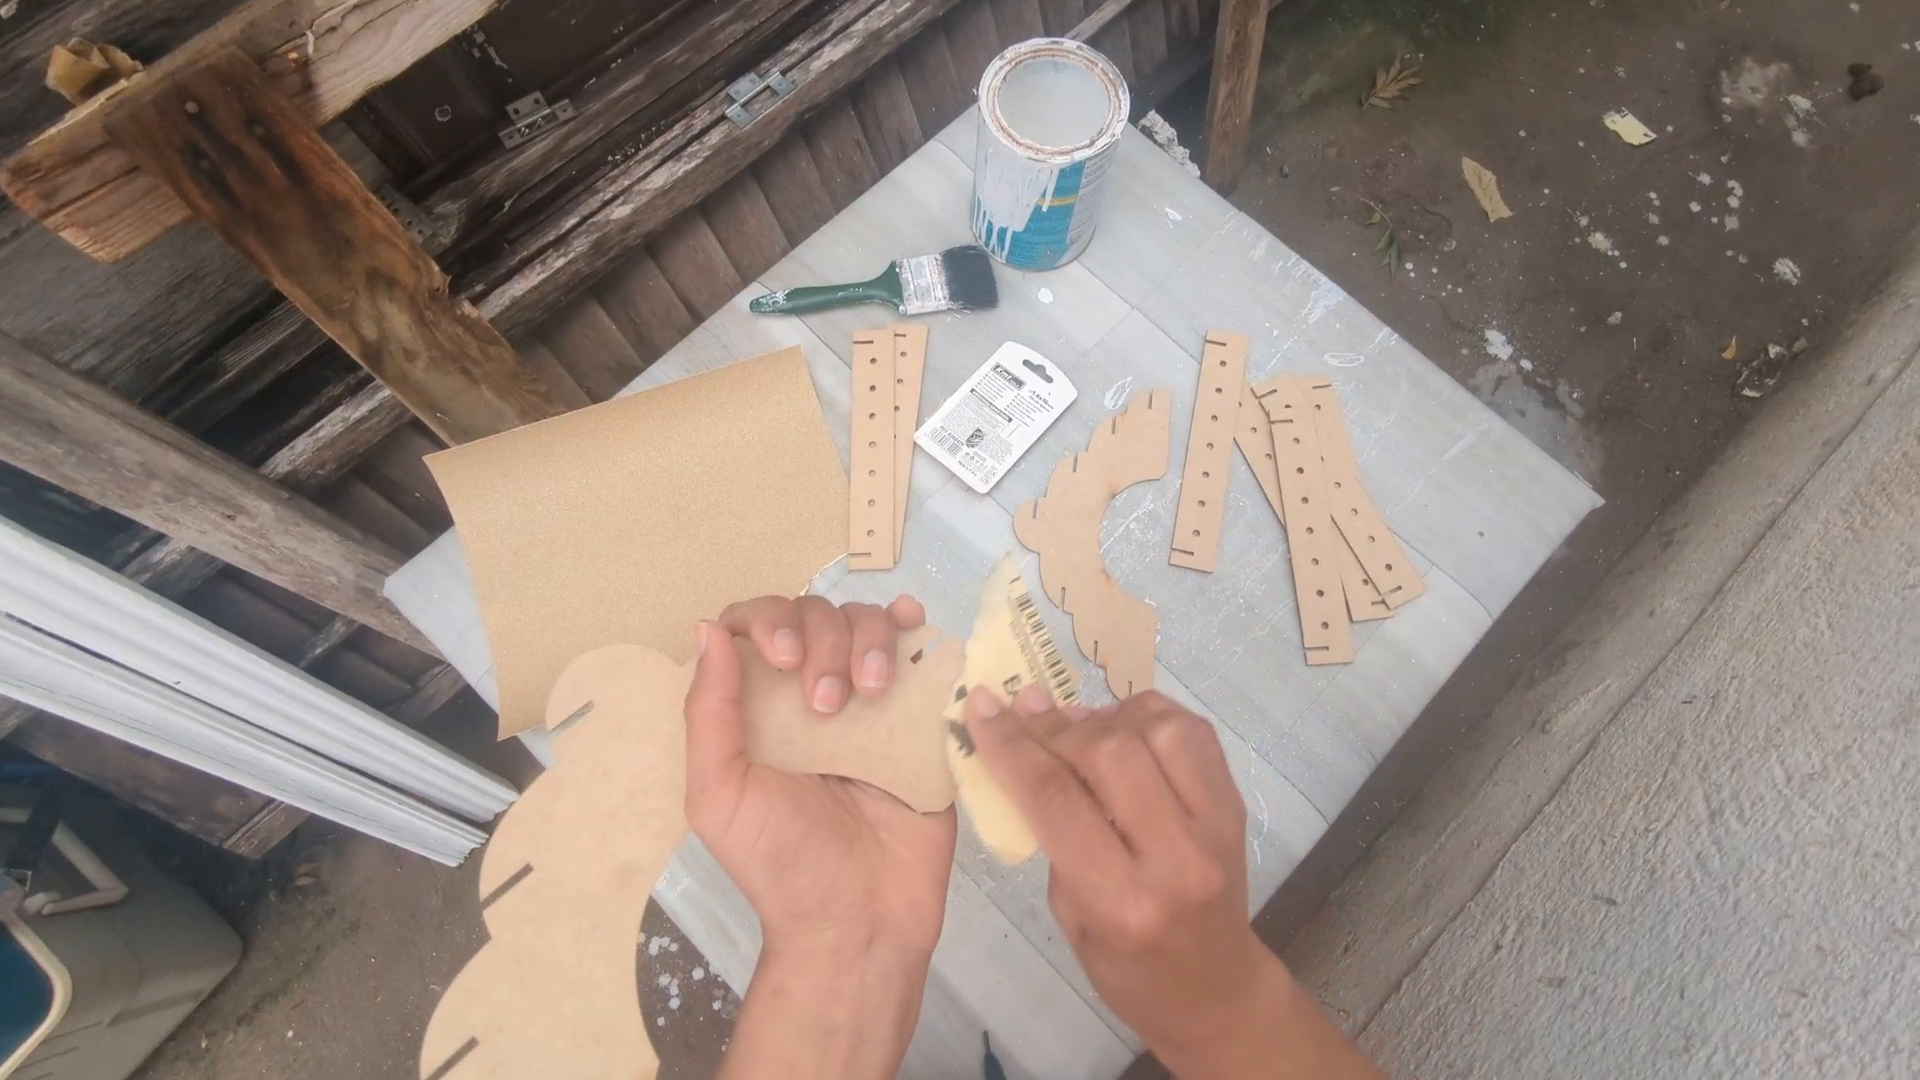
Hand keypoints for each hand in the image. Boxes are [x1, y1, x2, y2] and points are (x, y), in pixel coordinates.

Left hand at [686, 595, 956, 1079]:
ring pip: (869, 623)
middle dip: (825, 643)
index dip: (771, 621)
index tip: (784, 660)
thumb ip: (709, 713)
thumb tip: (707, 626)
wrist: (863, 920)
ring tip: (873, 691)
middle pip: (819, 614)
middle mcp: (815, 690)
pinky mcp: (919, 718)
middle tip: (828, 707)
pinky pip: (920, 655)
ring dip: (870, 636)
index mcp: (763, 705)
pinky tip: (916, 620)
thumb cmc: (782, 864)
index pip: (759, 625)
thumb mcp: (722, 795)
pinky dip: (916, 627)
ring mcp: (871, 701)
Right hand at [964, 686, 1382, 1079]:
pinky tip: (1125, 726)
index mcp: (1120, 901)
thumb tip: (1028, 740)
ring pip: (1157, 730)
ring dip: (1107, 716)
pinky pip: (1192, 731)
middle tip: (1028, 713)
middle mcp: (1175, 858)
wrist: (1215, 988)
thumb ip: (1050, 828)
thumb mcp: (1067, 910)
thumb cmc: (1125, 963)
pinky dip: (1150, 714)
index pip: (1054, 798)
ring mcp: (1215, 826)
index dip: (1010, 744)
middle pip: (1108, 753)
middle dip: (1055, 725)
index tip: (981, 706)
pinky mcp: (1235, 804)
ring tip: (1082, 727)